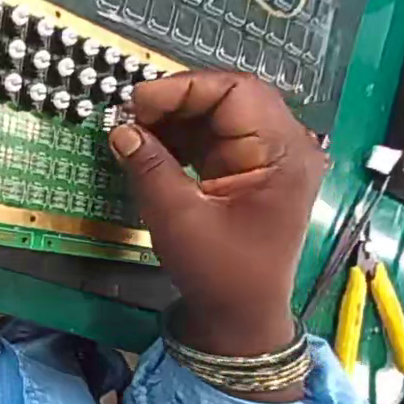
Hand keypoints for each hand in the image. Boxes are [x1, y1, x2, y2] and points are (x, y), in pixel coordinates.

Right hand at [108, 71, 325, 357]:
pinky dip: (179, 138)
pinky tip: (149, 144)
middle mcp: (282, 146)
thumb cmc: (218, 270)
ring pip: (218, 116)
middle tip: (131, 115)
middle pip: (230, 98)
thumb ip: (149, 168)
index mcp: (282, 153)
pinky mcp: (245, 172)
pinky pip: (212, 139)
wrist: (239, 314)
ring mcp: (265, 159)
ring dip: (174, 118)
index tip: (136, 102)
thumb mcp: (177, 218)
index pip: (236, 92)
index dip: (183, 88)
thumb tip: (121, 131)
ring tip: (134, 129)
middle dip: (177, 101)